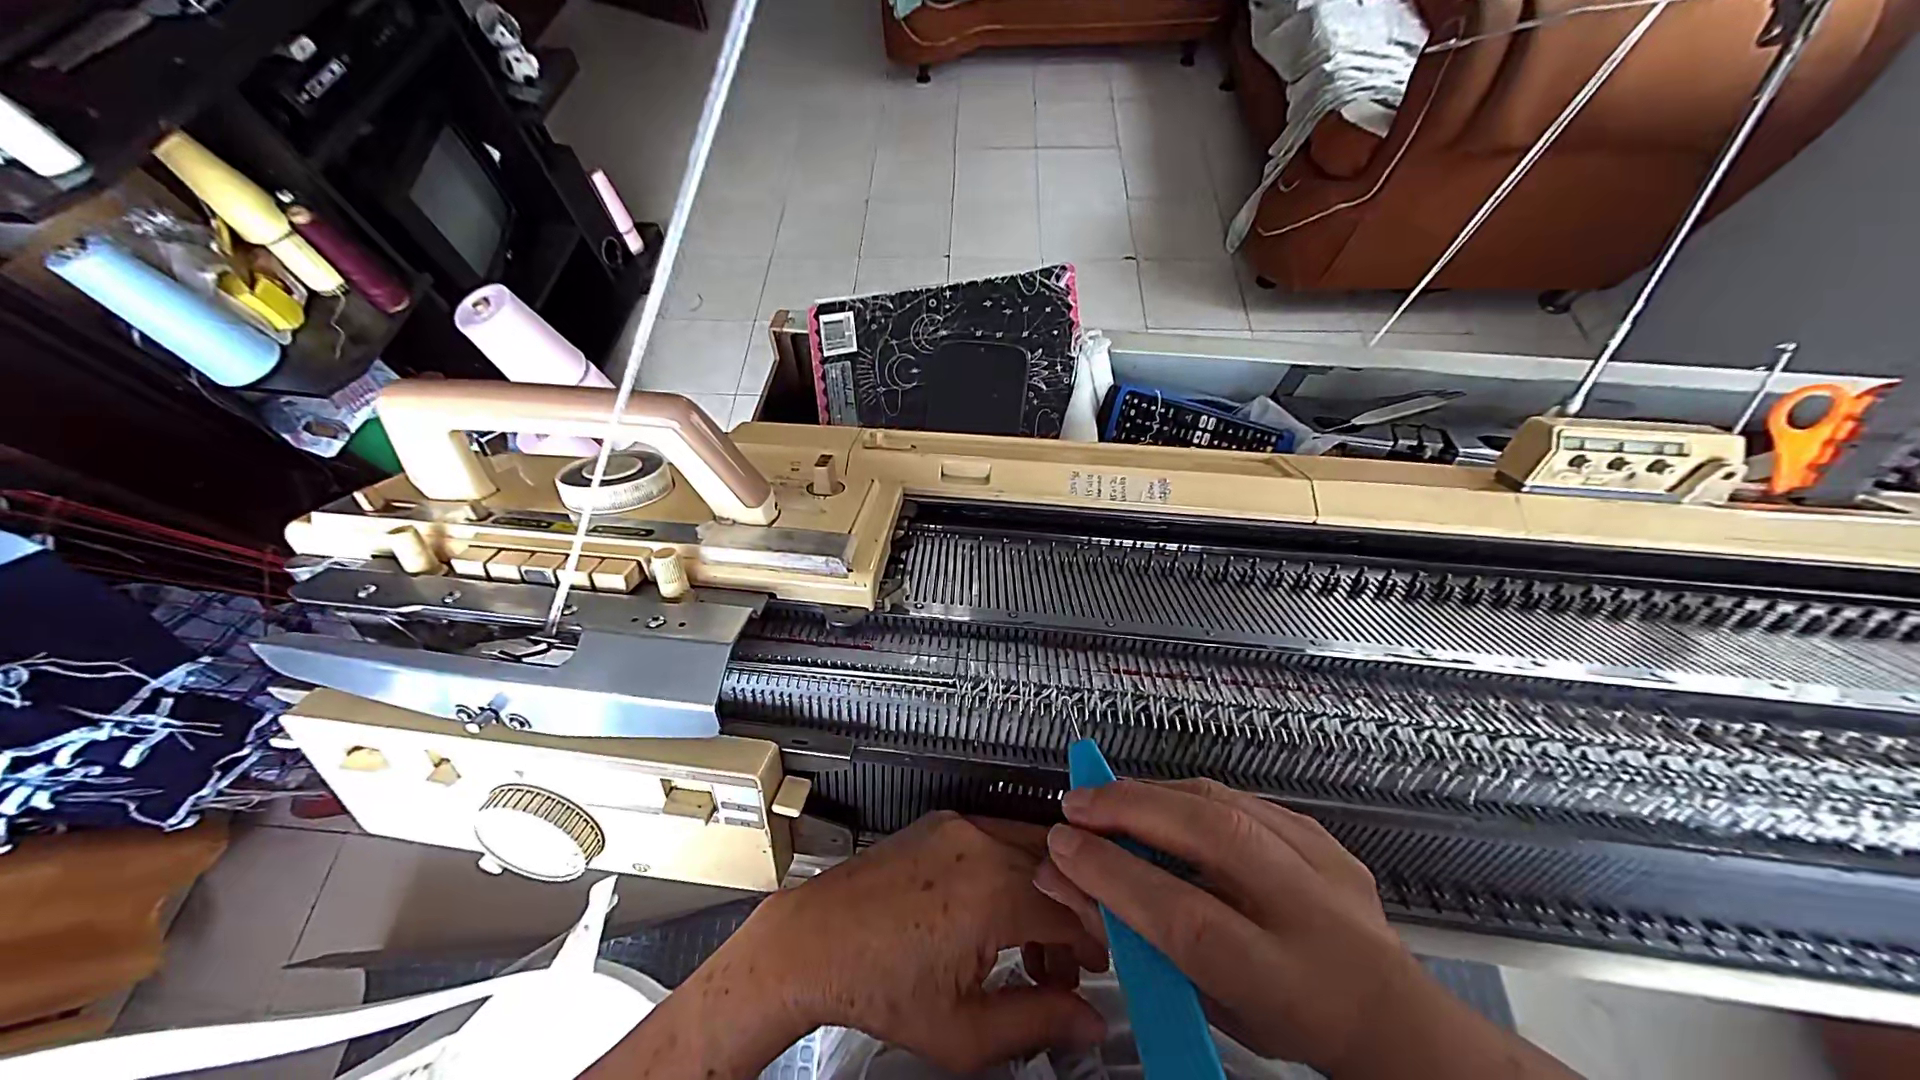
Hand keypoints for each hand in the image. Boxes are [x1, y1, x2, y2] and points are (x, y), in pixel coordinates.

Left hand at [591, 811, 1106, 1079]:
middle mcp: (982, 845)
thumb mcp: (963, 1030)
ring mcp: (960, 827)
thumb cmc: (875, 985)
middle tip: (1060, 963)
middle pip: (1059, 874)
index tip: (1089, 971)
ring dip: (1044, 890)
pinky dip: (1013, 867)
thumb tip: (1087, 1022)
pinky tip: (994, 909)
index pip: (1073, 914)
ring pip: (1033, 849)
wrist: (814, 941)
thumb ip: (1038, 1023)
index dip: (1089, 949)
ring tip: (1024, 941)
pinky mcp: (942, 822)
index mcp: (994, 894)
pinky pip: (998, 836)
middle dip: (1070, 920)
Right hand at [1036, 779, 1578, 1079]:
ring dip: (1152, 792)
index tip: (1062, 845)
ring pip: (1222, 802)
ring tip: (1108, 797)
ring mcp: (1320, 861)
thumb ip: (1135, 940)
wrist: (1389, 1013)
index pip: (1180, 911)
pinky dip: (1189, 795)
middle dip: (1128, 808)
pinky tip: (1161, 801)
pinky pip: (1241, 799)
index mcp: (1276, 975)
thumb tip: (1068, 881)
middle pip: (1208, 833)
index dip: (1111, 871)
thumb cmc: (1286, 1019)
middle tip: (1075, 804)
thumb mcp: (1205, 1001)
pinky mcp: (1322, 834)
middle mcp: (1306, 908)